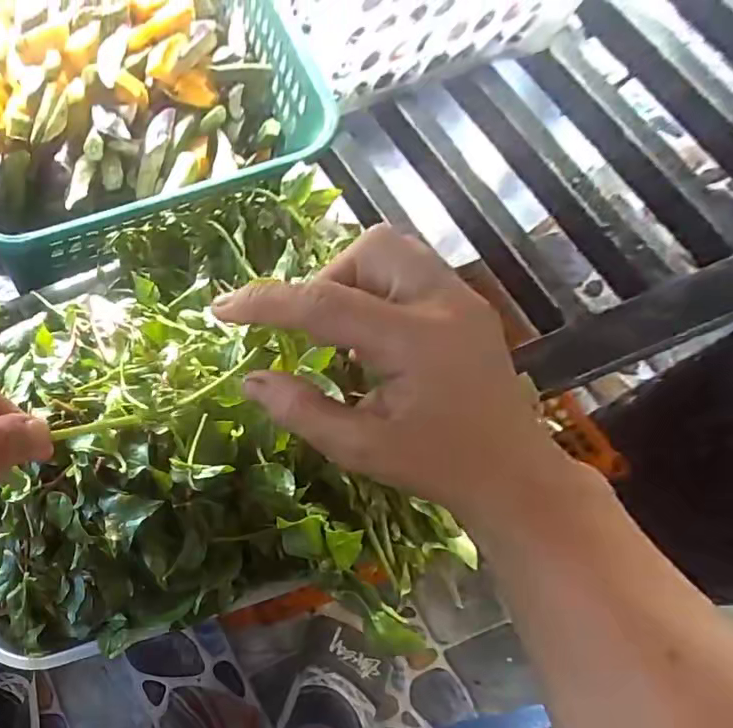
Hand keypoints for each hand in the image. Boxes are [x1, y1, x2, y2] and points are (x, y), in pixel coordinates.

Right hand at [212, 226, 573, 524]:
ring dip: (348, 283)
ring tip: (337, 337)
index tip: (222, 310)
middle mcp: (442, 303)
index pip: (324, 304)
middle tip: (307, 336)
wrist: (510, 473)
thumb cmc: (433, 467)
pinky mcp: (465, 305)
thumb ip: (300, 411)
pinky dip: (373, 292)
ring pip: (391, 251)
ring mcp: (461, 298)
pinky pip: (408, 272)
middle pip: (367, 250)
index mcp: (413, 342)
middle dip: (321, 283)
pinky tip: (368, 341)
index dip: (265, 303)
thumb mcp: (357, 449)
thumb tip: (250, 379)